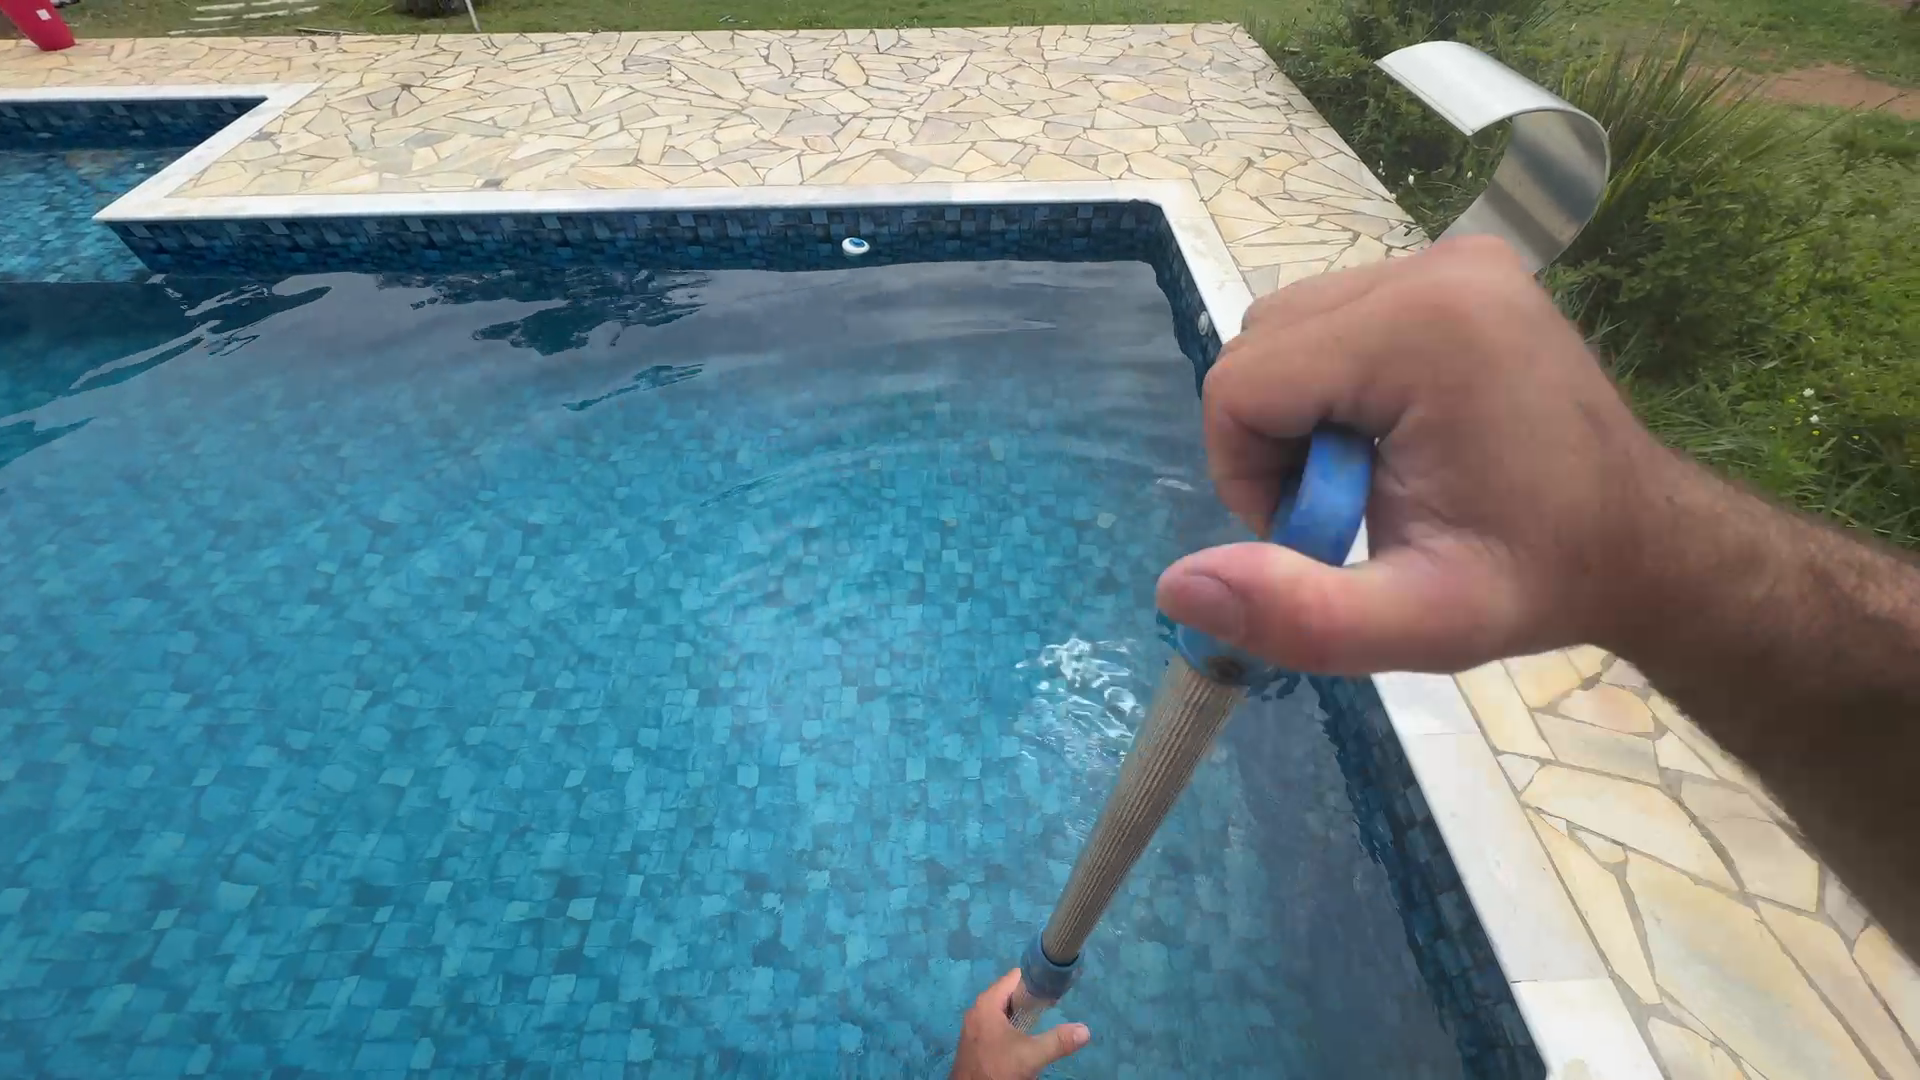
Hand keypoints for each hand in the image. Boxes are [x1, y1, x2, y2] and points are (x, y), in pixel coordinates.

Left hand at [949, 970, 1090, 1079]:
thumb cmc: (998, 1070)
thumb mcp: (1030, 1056)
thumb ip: (1057, 1041)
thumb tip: (1085, 1030)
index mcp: (987, 1002)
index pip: (1014, 977)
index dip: (1035, 981)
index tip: (1052, 992)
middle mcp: (978, 1008)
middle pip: (1008, 993)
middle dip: (1029, 1000)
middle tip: (1049, 1009)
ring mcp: (974, 1025)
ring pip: (1002, 1010)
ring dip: (1019, 1015)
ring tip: (1038, 1023)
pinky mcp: (974, 1040)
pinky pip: (994, 1023)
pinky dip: (1009, 1026)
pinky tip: (1021, 1039)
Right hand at [1156, 235, 1684, 673]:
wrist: (1638, 540)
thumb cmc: (1533, 583)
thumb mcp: (1417, 627)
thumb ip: (1297, 616)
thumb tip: (1174, 585)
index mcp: (1423, 330)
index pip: (1238, 386)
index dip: (1246, 472)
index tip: (1314, 526)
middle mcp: (1429, 268)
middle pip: (1252, 353)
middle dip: (1265, 444)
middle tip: (1340, 500)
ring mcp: (1440, 260)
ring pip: (1274, 337)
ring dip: (1284, 417)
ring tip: (1359, 469)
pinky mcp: (1440, 271)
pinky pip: (1314, 326)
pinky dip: (1313, 388)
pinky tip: (1373, 433)